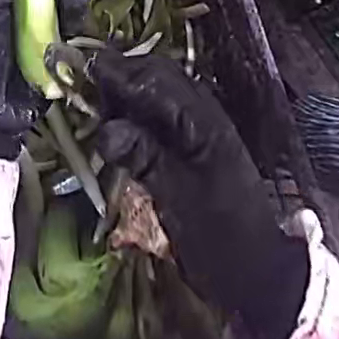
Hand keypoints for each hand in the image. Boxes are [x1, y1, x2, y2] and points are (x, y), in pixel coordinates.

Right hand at [91, 52, 307, 338]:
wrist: (257, 271)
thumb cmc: (219, 234)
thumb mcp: (177, 196)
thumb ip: (143, 157)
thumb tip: (104, 130)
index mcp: (200, 118)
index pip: (152, 80)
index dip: (116, 72)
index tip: (81, 67)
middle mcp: (201, 110)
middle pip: (155, 74)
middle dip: (119, 73)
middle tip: (82, 80)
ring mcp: (199, 123)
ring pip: (157, 88)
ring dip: (126, 87)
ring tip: (95, 98)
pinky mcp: (193, 140)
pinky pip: (160, 108)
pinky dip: (135, 107)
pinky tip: (117, 122)